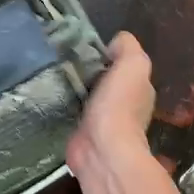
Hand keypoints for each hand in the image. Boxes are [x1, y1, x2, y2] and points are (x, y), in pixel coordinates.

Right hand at [66, 33, 155, 176]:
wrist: (103, 149)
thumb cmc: (119, 104)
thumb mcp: (133, 64)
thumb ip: (127, 47)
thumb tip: (113, 45)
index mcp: (139, 86)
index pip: (123, 62)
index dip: (106, 53)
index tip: (86, 49)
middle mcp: (125, 103)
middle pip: (104, 77)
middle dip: (88, 69)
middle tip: (66, 60)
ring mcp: (105, 120)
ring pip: (89, 93)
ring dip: (75, 85)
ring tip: (57, 74)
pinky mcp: (85, 132)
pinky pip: (75, 110)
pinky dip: (67, 102)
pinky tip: (54, 94)